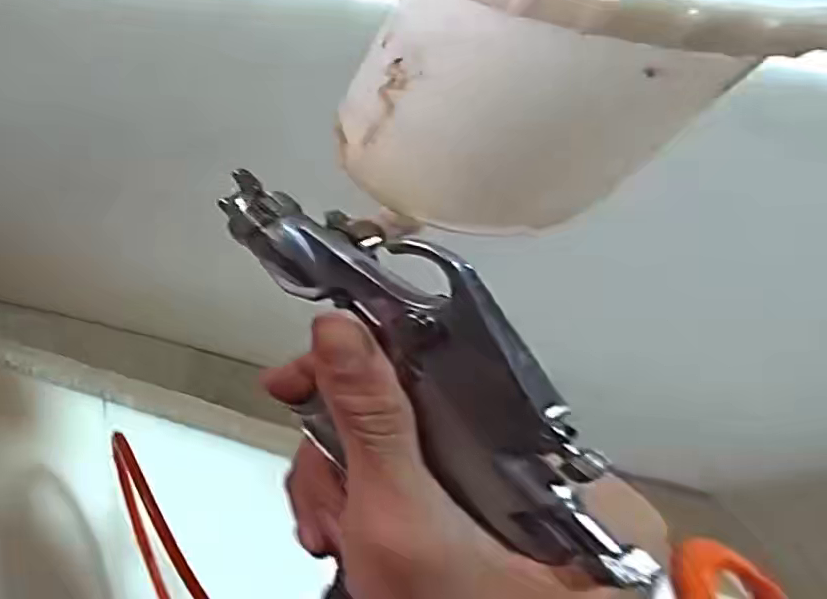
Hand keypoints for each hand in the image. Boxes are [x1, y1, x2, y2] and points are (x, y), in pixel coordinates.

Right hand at [263, 314, 633, 598]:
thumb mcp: (401, 519)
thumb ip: (370, 418)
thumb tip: (337, 325)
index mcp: (562, 481)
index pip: (444, 376)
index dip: (360, 367)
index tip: (294, 380)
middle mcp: (539, 489)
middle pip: (402, 416)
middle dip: (335, 449)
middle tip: (311, 484)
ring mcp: (500, 514)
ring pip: (384, 449)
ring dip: (333, 483)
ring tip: (326, 531)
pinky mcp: (465, 530)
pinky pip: (387, 481)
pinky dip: (347, 502)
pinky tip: (337, 534)